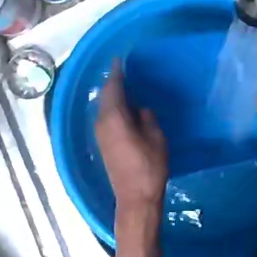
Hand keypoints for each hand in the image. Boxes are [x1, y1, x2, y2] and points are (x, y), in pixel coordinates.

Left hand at [95, 66, 167, 213]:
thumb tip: (141, 109)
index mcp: (114, 118)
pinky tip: (124, 106)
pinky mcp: (103, 143)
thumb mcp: (156, 138)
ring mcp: (100, 134)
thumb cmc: (150, 167)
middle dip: (113, 82)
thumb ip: (147, 118)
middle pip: (106, 96)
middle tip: (124, 69)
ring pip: (104, 106)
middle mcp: (102, 123)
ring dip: (112, 95)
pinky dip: (113, 107)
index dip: (117, 72)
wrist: (135, 198)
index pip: (113, 88)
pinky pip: (106, 116)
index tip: (120, 59)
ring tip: (125, 84)